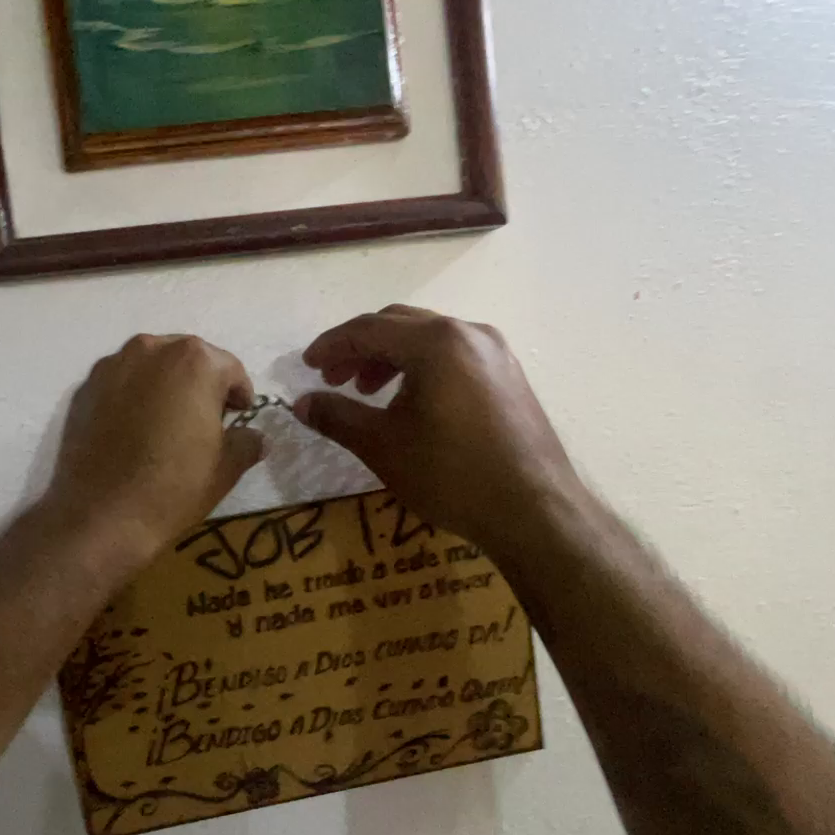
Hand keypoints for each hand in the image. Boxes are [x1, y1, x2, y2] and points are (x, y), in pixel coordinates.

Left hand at [45, 334, 265, 560]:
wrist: (100, 515)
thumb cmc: (173, 488)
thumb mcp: (225, 468)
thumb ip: (247, 442)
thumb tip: (256, 437)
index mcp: (195, 361)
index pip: (230, 368)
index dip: (239, 395)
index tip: (238, 417)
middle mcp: (151, 349)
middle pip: (187, 360)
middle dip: (200, 385)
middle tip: (204, 421)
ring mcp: (112, 366)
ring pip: (150, 368)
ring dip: (164, 387)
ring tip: (166, 423)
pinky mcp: (85, 388)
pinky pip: (120, 384)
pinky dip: (132, 398)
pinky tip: (133, 431)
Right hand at [296, 305, 586, 558]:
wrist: (533, 509)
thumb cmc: (451, 475)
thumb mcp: (382, 446)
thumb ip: (337, 417)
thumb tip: (301, 403)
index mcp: (436, 343)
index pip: (369, 328)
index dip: (331, 345)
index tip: (307, 366)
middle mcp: (468, 333)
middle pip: (399, 325)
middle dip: (360, 348)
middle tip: (333, 380)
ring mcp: (495, 352)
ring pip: (429, 338)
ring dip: (390, 358)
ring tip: (368, 392)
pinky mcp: (509, 375)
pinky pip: (454, 355)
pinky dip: (421, 367)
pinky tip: (410, 401)